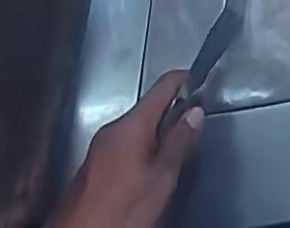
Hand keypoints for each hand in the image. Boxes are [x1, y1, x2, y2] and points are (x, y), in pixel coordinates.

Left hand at [48, 70, 204, 227]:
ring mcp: (98, 148)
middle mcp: (112, 129)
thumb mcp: (160, 179)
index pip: (162, 86)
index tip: (200, 84)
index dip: (184, 80)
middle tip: (191, 132)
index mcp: (131, 124)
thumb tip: (194, 112)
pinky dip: (138, 153)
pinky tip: (145, 176)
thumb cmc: (122, 211)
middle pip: (148, 110)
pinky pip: (121, 147)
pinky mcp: (90, 169)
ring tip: (171, 159)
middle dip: (170, 116)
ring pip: (134, 130)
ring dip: (154, 137)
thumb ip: (179, 142)